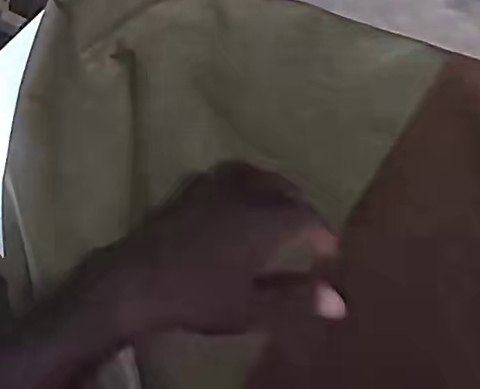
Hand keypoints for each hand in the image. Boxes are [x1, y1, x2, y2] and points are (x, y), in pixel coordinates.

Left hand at [73, 162, 344, 339]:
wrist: (141, 276)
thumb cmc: (201, 295)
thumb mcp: (255, 308)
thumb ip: (296, 299)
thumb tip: (338, 299)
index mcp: (260, 220)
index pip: (302, 214)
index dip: (321, 230)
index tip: (329, 251)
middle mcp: (236, 193)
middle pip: (275, 183)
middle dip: (296, 201)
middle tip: (307, 227)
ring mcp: (205, 185)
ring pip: (245, 171)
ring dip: (265, 185)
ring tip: (275, 207)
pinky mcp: (183, 188)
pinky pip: (219, 174)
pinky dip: (237, 182)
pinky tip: (233, 202)